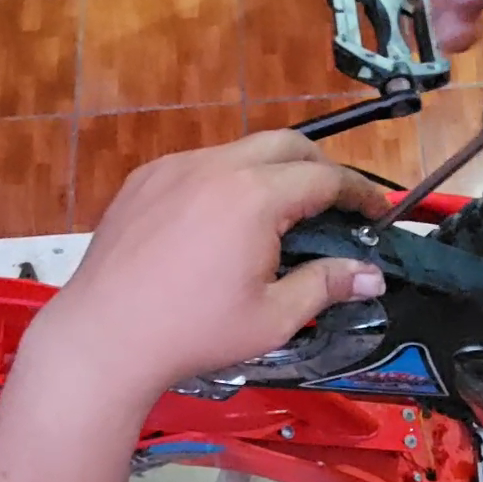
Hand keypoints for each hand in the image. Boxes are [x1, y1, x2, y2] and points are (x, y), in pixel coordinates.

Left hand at [35, 132, 390, 395]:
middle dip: (319, 167)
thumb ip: (327, 285)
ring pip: (239, 151)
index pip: (324, 177)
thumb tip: (373, 274)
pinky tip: (220, 223)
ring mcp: (173, 168)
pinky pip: (199, 166)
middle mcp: (215, 166)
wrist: (105, 337)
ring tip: (277, 217)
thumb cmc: (194, 333)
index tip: (377, 210)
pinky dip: (226, 181)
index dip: (358, 192)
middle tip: (334, 204)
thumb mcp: (272, 318)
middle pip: (286, 144)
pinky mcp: (143, 179)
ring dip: (270, 172)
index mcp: (254, 197)